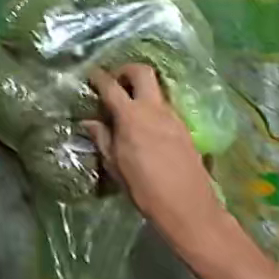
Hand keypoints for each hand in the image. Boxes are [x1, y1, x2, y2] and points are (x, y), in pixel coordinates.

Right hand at [86, 65, 235, 252]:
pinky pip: (165, 106)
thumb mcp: (116, 165)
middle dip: (126, 70)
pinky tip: (146, 126)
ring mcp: (172, 116)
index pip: (111, 86)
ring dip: (141, 89)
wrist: (188, 208)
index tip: (91, 74)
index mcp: (131, 116)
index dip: (99, 77)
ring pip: (156, 88)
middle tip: (115, 82)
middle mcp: (153, 109)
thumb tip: (90, 122)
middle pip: (142, 71)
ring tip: (128, 107)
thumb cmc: (145, 189)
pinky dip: (152, 106)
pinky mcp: (184, 127)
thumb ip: (103, 138)